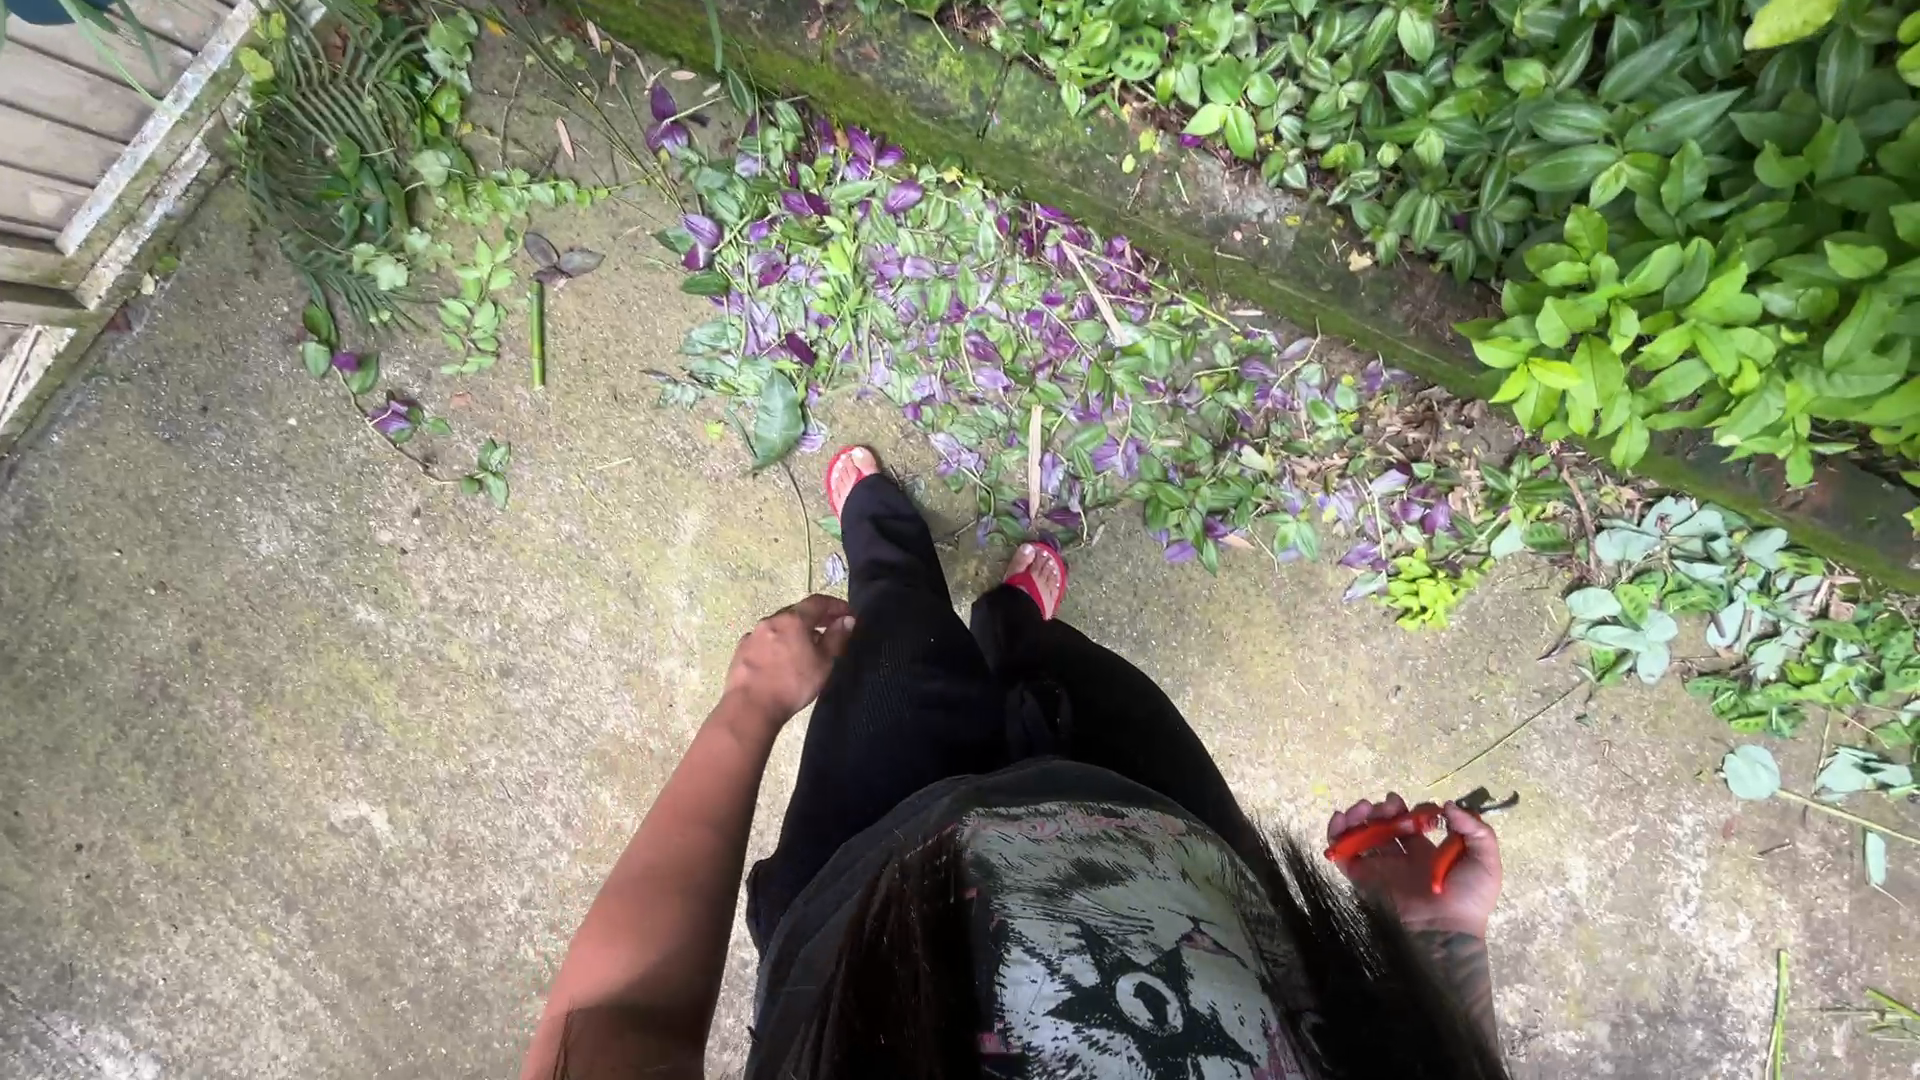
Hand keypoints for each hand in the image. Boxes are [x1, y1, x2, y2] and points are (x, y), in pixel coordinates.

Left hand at [721, 594, 855, 726]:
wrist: (750, 707)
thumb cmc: (793, 684)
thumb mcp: (824, 662)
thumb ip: (836, 638)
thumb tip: (846, 620)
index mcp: (793, 620)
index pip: (818, 602)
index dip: (836, 605)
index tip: (848, 614)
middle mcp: (771, 620)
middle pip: (797, 612)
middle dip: (816, 618)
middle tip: (831, 628)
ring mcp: (753, 634)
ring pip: (780, 625)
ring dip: (796, 631)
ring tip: (807, 646)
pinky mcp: (741, 650)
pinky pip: (765, 639)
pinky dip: (779, 642)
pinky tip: (782, 657)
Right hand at [1326, 792, 1501, 937]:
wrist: (1445, 929)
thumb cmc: (1467, 897)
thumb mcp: (1485, 862)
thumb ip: (1476, 831)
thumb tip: (1448, 805)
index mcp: (1423, 852)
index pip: (1408, 823)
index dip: (1406, 811)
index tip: (1409, 808)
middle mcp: (1398, 857)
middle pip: (1379, 825)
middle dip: (1378, 809)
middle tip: (1383, 808)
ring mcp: (1378, 866)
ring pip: (1358, 834)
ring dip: (1355, 815)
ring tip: (1359, 809)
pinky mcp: (1361, 876)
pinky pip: (1342, 852)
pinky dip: (1335, 833)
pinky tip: (1340, 819)